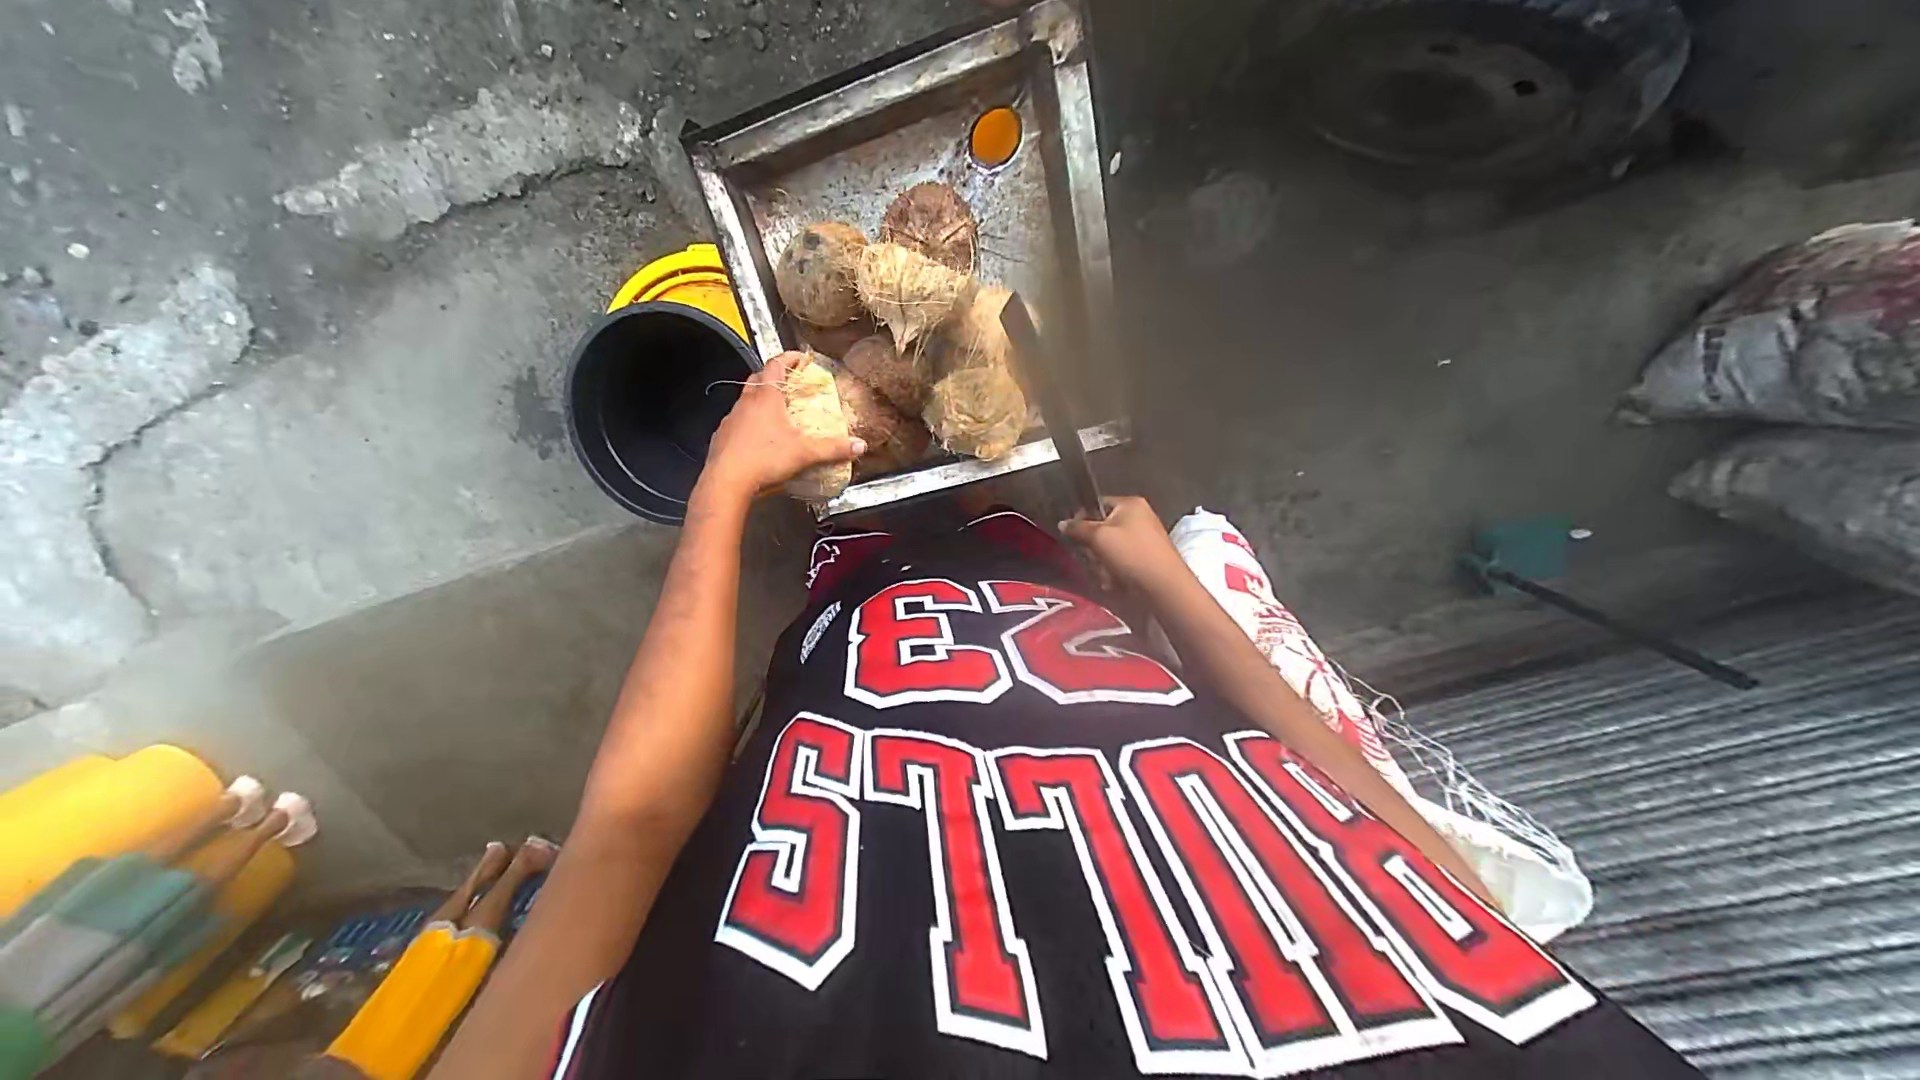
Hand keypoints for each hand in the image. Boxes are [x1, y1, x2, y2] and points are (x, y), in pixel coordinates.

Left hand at [699, 351, 864, 503]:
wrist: (727, 480)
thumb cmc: (764, 459)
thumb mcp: (805, 453)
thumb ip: (833, 448)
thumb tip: (859, 445)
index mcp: (766, 398)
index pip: (776, 365)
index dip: (788, 358)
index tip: (799, 358)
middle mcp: (746, 403)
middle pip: (758, 378)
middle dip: (773, 376)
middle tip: (789, 383)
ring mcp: (731, 419)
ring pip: (745, 400)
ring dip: (759, 400)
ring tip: (776, 412)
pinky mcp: (722, 437)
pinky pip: (737, 422)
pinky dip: (749, 422)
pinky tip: (759, 438)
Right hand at [1059, 496, 1187, 592]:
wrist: (1163, 586)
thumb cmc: (1131, 554)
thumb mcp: (1099, 537)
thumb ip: (1078, 528)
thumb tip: (1062, 523)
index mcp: (1130, 504)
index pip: (1097, 503)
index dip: (1082, 518)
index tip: (1073, 535)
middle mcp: (1139, 517)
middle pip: (1102, 527)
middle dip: (1093, 545)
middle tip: (1092, 557)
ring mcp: (1144, 538)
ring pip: (1109, 547)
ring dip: (1101, 561)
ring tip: (1105, 573)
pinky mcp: (1145, 557)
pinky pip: (1120, 559)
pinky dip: (1114, 570)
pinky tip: (1114, 580)